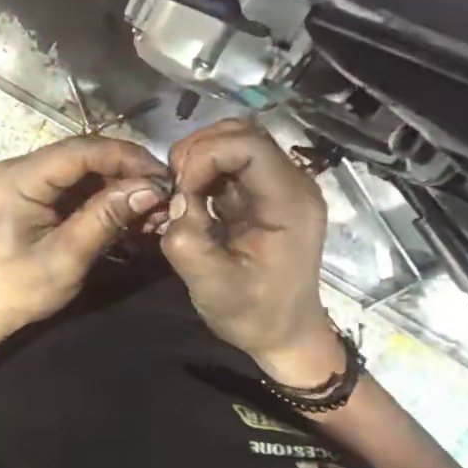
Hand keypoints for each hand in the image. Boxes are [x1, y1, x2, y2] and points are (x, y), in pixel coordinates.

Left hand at [0, 135, 168, 348]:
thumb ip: (105, 219)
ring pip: (85, 168)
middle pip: (85, 154)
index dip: (126, 158)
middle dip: (127, 171)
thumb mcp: (66, 258)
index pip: (80, 151)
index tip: (162, 177)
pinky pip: (77, 184)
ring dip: (120, 184)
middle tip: (163, 194)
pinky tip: (129, 213)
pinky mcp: (36, 193)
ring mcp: (27, 179)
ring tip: (151, 207)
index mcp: (18, 179)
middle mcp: (20, 168)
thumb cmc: (19, 290)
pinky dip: (105, 196)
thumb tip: (149, 190)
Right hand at [159, 118, 340, 385]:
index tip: (182, 190)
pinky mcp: (264, 192)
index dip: (206, 156)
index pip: (248, 145)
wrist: (284, 334)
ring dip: (199, 158)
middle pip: (242, 133)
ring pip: (234, 141)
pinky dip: (204, 170)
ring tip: (182, 193)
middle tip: (176, 188)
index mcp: (290, 202)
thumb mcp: (213, 287)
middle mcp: (292, 183)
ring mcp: (279, 185)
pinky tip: (192, 197)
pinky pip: (231, 161)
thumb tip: (175, 200)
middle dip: (199, 152)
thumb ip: (188, 240)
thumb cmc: (255, 315)